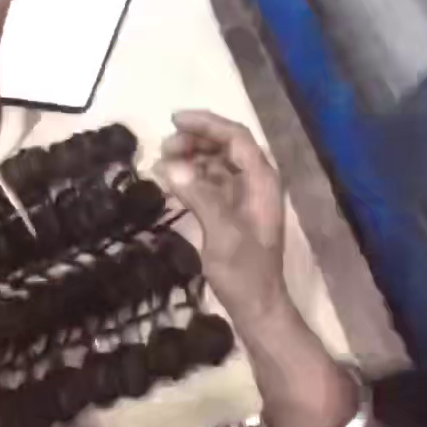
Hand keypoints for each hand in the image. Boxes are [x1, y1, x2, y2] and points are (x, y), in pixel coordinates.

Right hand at [155, 110, 288, 323]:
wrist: (256, 306)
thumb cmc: (244, 272)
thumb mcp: (222, 234)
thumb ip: (200, 196)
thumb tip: (171, 165)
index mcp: (262, 181)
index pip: (236, 138)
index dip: (207, 124)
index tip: (174, 120)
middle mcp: (257, 182)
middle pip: (227, 146)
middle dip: (195, 141)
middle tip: (163, 148)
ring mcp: (246, 197)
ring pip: (218, 163)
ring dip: (192, 157)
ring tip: (163, 162)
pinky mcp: (234, 211)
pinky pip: (212, 182)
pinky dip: (193, 177)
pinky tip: (173, 181)